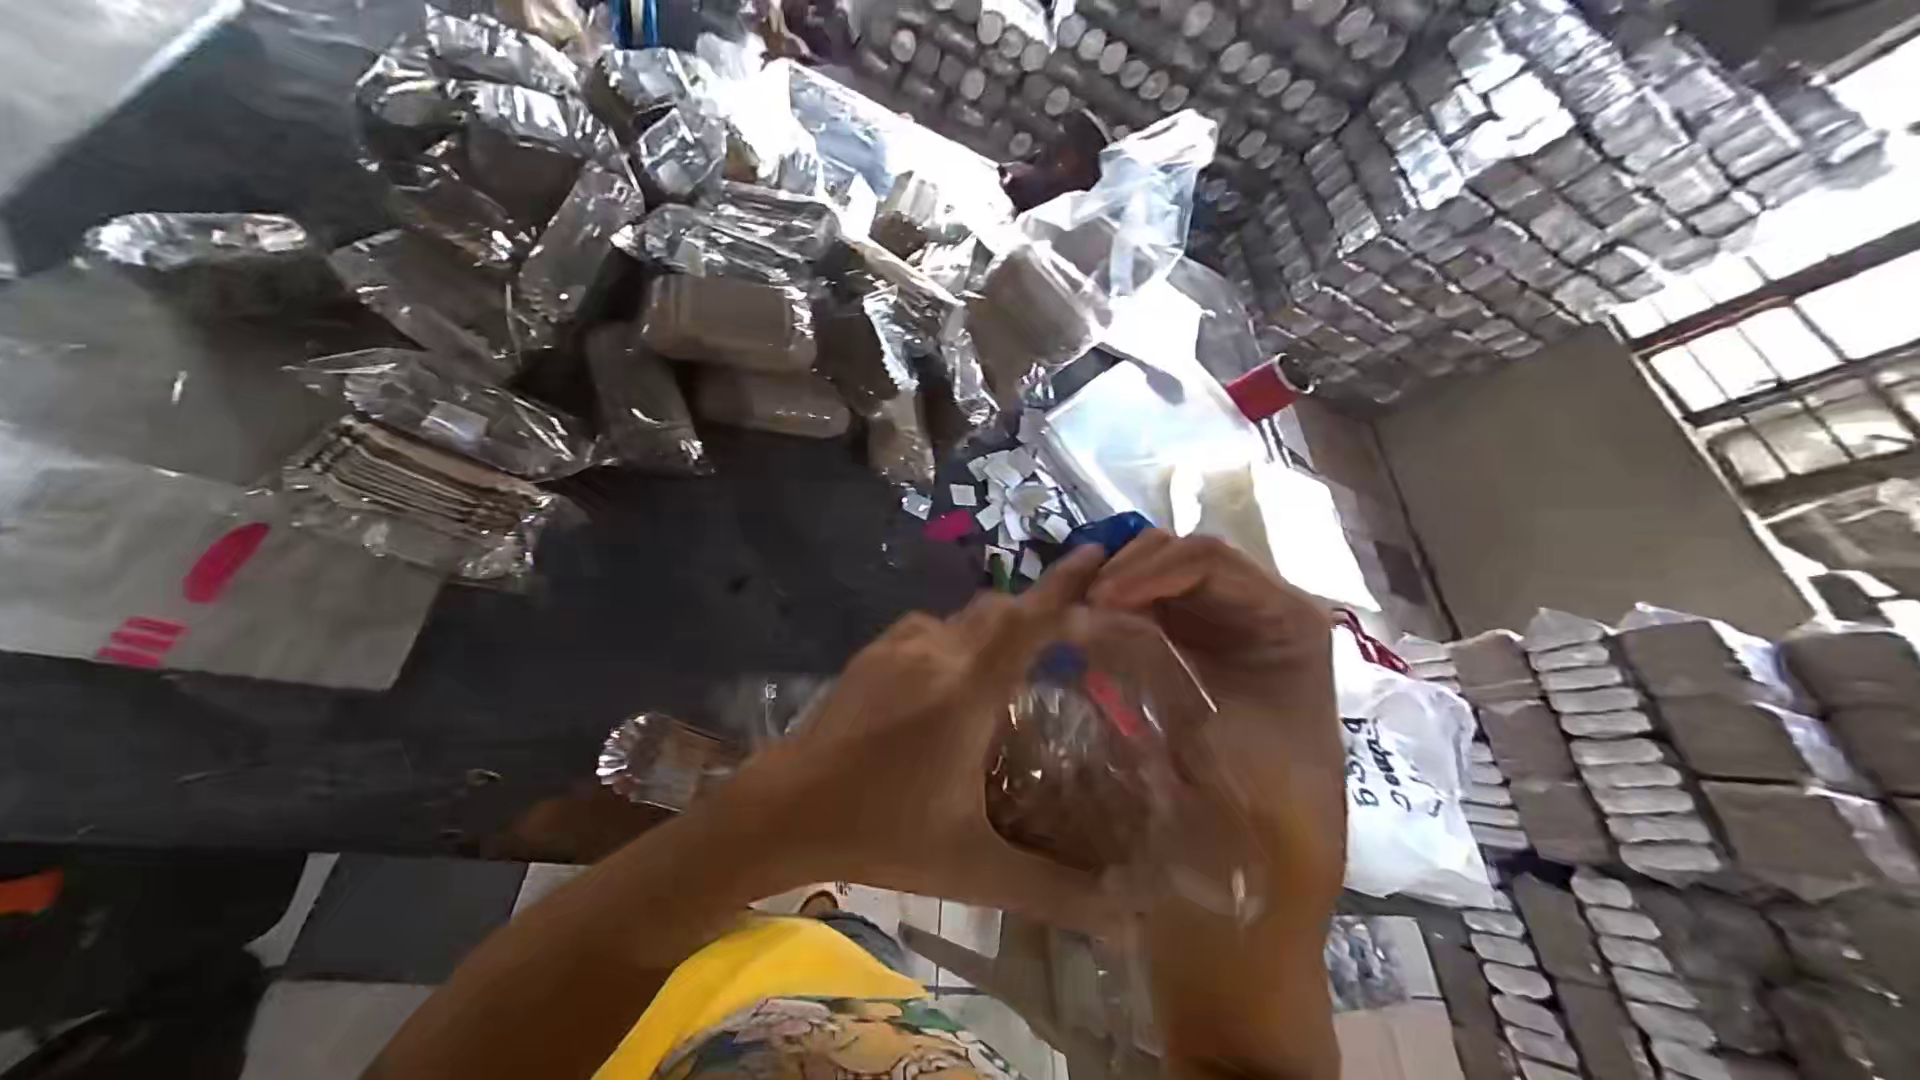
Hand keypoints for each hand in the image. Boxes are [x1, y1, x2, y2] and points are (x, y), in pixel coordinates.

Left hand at [722, 546, 1121, 933]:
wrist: (783, 809)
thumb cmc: (880, 833)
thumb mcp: (971, 865)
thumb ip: (1049, 889)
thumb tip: (1121, 917)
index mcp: (968, 689)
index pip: (1030, 620)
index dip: (1067, 584)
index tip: (1097, 553)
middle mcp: (937, 651)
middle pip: (1000, 609)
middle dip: (1037, 610)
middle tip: (1068, 636)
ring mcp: (899, 646)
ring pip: (964, 617)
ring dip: (996, 629)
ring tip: (1012, 668)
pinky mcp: (872, 652)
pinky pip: (930, 628)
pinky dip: (957, 640)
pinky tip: (951, 680)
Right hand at [1084, 531, 1344, 919]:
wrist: (1266, 869)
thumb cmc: (1251, 799)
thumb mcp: (1200, 717)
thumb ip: (1143, 654)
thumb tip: (1085, 611)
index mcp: (1286, 617)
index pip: (1208, 560)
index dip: (1145, 570)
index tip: (1097, 602)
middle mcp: (1260, 610)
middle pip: (1183, 558)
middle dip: (1127, 573)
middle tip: (1081, 607)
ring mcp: (1226, 627)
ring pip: (1162, 576)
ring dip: (1118, 587)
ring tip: (1081, 615)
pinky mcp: (1197, 647)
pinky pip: (1152, 609)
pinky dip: (1117, 610)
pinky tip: (1090, 626)